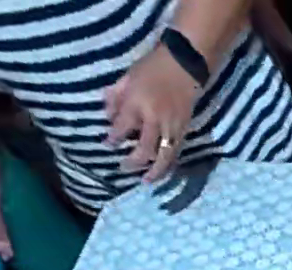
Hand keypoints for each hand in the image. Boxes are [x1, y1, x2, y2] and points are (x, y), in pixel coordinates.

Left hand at [105, 47, 198, 181]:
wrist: (184, 64)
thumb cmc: (153, 67)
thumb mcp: (129, 76)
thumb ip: (116, 96)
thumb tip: (107, 117)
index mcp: (138, 104)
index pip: (122, 127)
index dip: (113, 138)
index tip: (107, 144)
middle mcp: (154, 120)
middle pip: (143, 150)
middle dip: (133, 162)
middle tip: (124, 169)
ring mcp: (170, 128)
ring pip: (162, 157)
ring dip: (154, 172)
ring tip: (147, 181)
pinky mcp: (183, 132)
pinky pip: (174, 153)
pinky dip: (167, 164)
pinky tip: (162, 171)